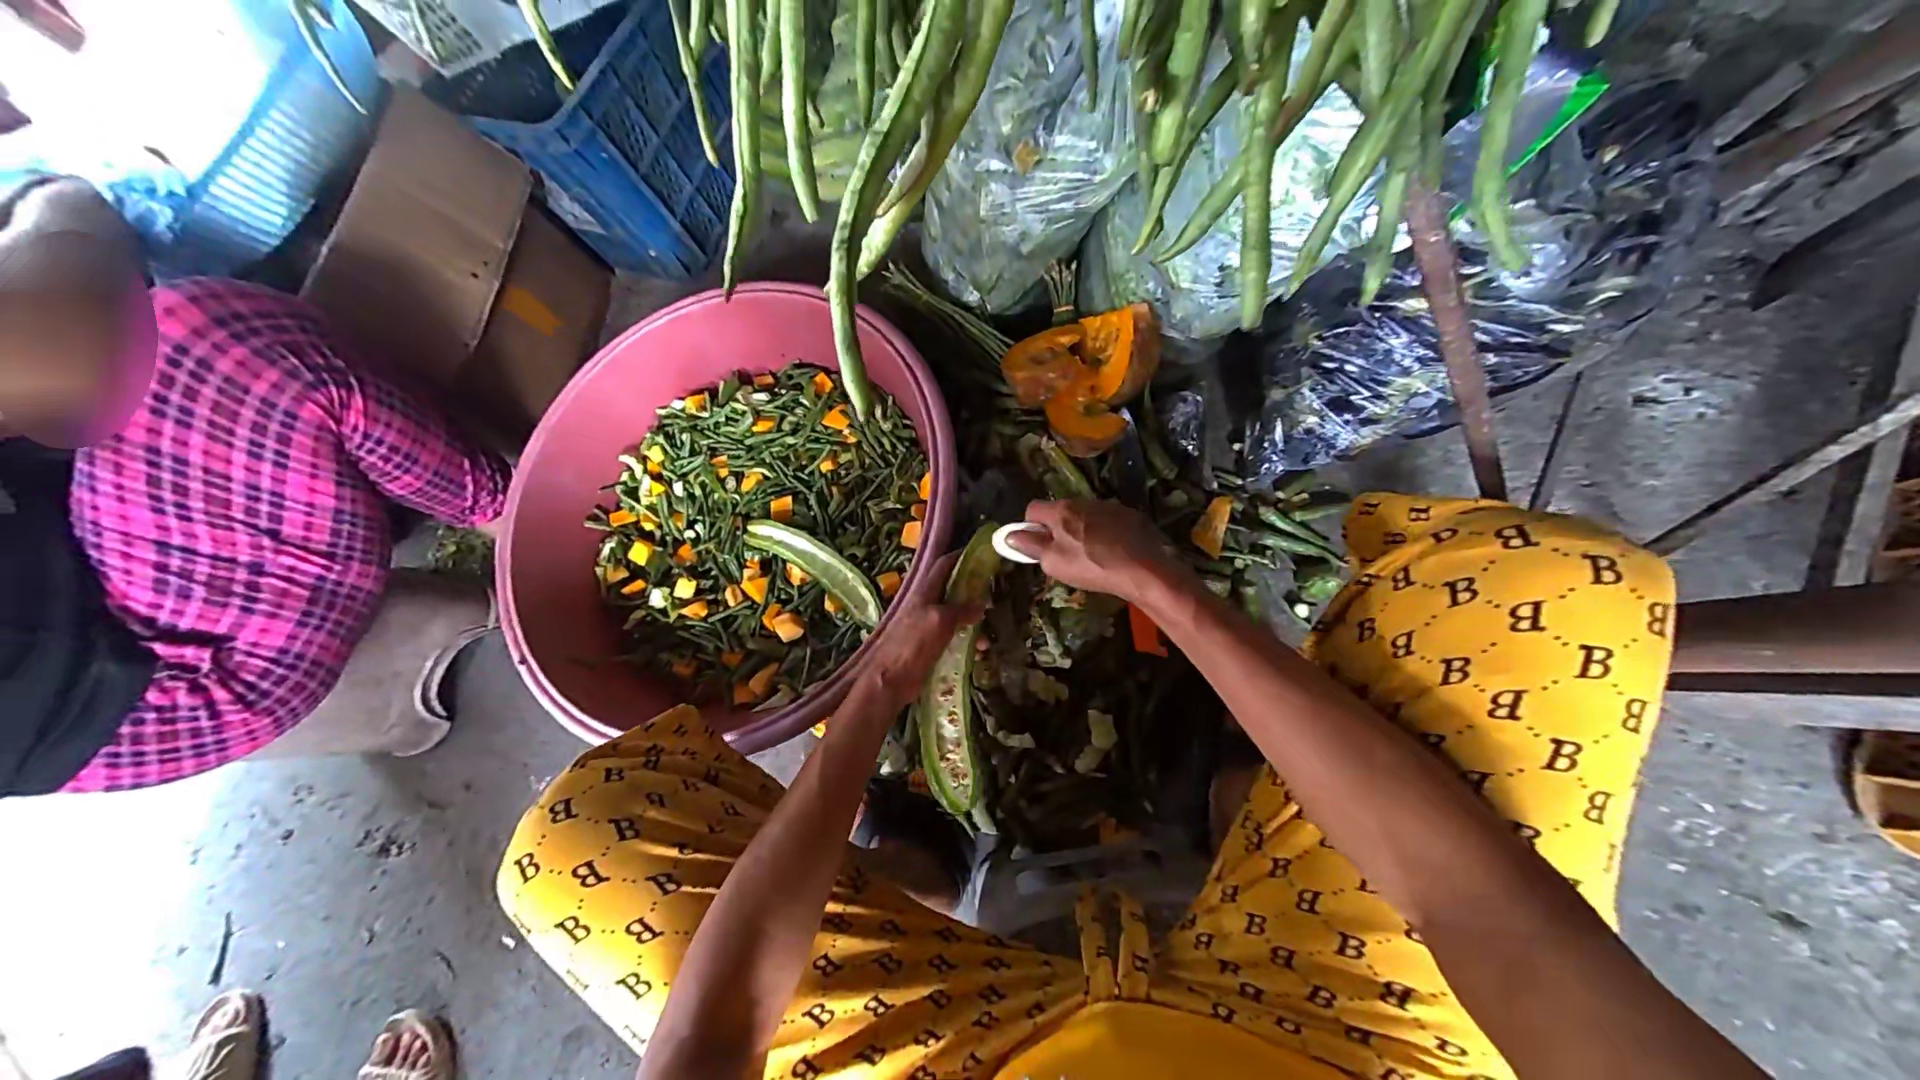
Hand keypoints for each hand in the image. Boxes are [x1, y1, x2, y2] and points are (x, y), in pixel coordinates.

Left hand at [852, 551, 982, 713]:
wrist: (889, 680)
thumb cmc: (912, 644)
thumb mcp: (940, 621)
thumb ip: (961, 609)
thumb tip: (981, 604)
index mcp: (924, 592)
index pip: (944, 565)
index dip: (961, 557)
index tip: (982, 555)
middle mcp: (925, 605)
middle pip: (952, 591)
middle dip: (974, 594)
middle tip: (994, 597)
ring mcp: (927, 627)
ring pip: (956, 618)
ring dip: (973, 625)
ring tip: (987, 638)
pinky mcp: (929, 647)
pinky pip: (953, 640)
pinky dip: (967, 644)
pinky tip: (978, 654)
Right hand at [1003, 499, 1188, 601]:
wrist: (1146, 568)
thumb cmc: (1093, 566)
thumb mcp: (1054, 562)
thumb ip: (1031, 546)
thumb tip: (1010, 535)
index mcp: (1061, 511)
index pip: (1032, 509)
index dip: (1030, 527)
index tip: (1037, 545)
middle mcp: (1084, 501)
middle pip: (1060, 511)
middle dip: (1057, 529)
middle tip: (1064, 555)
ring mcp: (1109, 506)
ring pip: (1085, 516)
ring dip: (1082, 530)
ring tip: (1092, 556)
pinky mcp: (1131, 515)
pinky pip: (1108, 521)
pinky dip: (1105, 533)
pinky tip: (1113, 553)